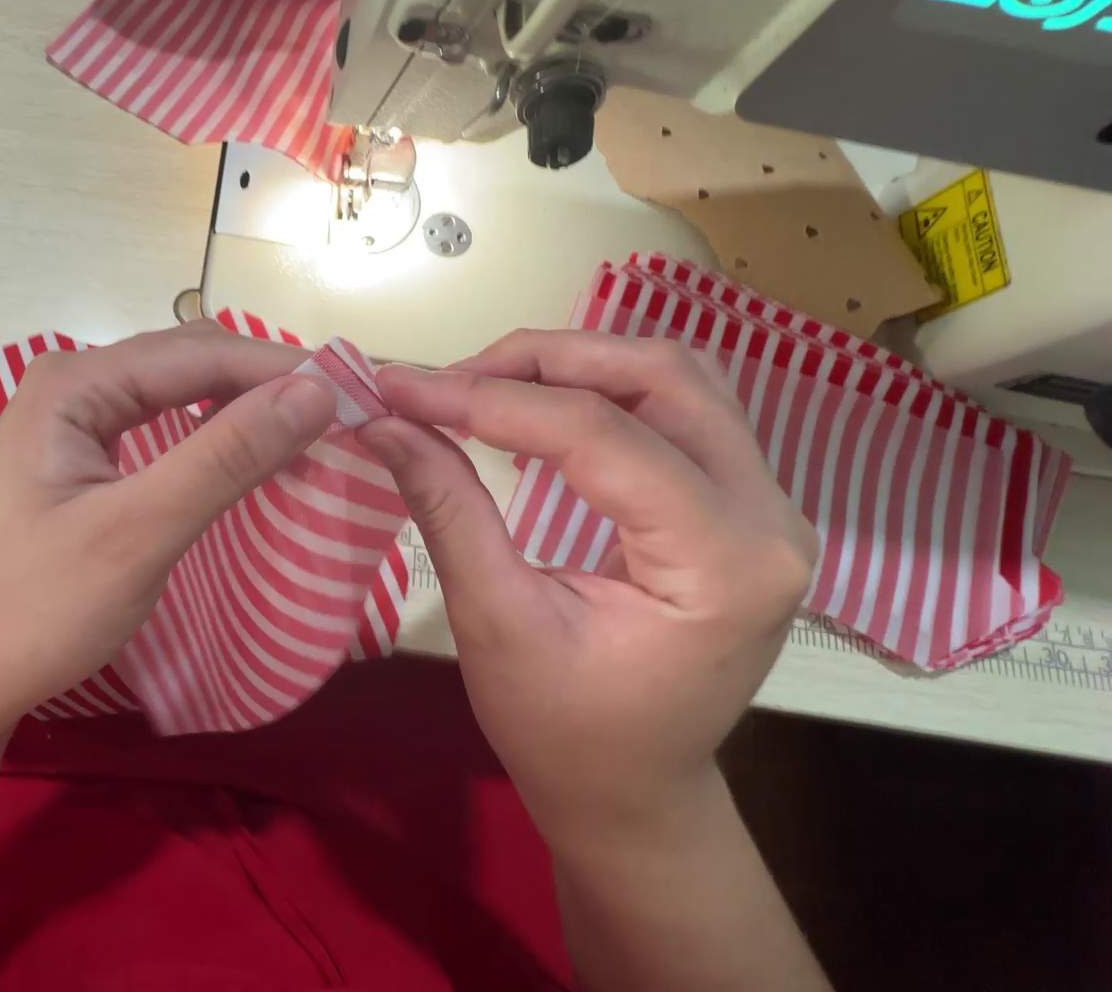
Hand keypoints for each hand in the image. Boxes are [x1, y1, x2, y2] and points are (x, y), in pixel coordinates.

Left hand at [0, 321, 336, 721]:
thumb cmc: (36, 610)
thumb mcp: (138, 532)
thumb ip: (224, 457)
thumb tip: (315, 392)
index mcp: (71, 384)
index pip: (197, 353)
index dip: (281, 368)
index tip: (356, 392)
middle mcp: (68, 387)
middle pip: (186, 365)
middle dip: (263, 384)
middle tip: (342, 415)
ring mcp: (69, 425)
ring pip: (174, 397)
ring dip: (240, 410)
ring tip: (309, 432)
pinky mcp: (76, 463)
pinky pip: (157, 432)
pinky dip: (209, 441)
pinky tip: (247, 456)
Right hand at [356, 330, 817, 855]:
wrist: (633, 790)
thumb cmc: (562, 729)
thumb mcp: (493, 619)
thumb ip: (447, 507)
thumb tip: (383, 422)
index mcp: (720, 561)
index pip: (598, 433)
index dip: (487, 400)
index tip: (398, 388)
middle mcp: (768, 515)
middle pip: (659, 376)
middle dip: (540, 360)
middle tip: (445, 381)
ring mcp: (764, 504)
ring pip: (673, 378)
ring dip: (571, 365)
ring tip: (481, 387)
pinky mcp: (738, 504)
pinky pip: (674, 410)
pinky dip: (596, 392)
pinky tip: (532, 411)